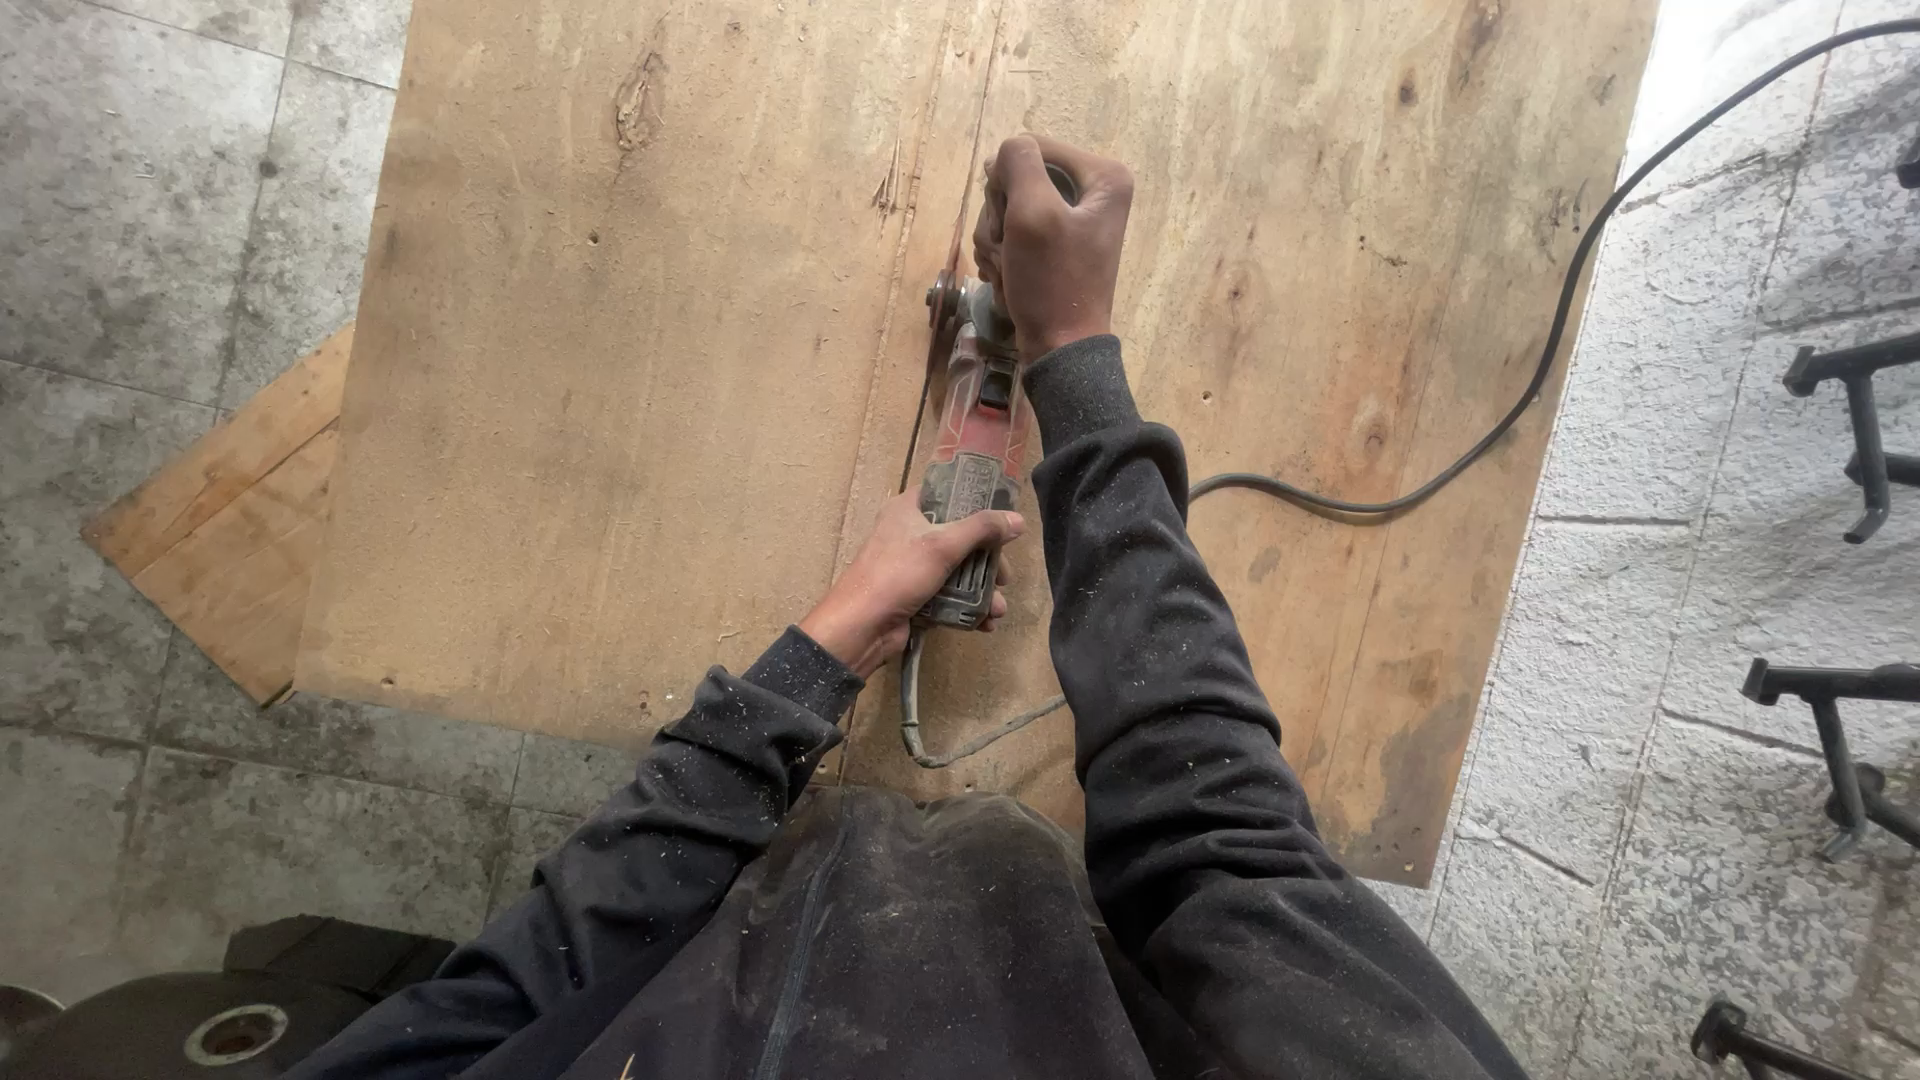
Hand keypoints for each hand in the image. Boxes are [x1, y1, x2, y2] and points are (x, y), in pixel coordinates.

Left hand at [799, 492, 1024, 677]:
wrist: (861, 627)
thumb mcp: (943, 544)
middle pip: (960, 536)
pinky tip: (985, 623)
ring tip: (998, 609)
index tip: (1002, 516)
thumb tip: (1018, 520)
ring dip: (981, 590)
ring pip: (957, 570)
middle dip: (987, 561)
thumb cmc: (898, 574)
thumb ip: (982, 529)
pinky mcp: (915, 595)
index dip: (975, 502)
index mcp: (907, 509)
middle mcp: (909, 532)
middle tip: (1004, 577)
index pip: (946, 493)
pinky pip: (949, 596)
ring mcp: (912, 566)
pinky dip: (968, 607)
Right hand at [972, 134, 1133, 361]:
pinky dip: (1002, 260)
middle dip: (1000, 218)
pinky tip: (1008, 280)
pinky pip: (1013, 238)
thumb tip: (1004, 154)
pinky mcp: (1054, 251)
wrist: (1059, 347)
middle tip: (1008, 250)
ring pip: (1008, 211)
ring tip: (1007, 271)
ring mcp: (1071, 224)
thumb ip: (1017, 163)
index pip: (1031, 148)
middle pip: (1018, 181)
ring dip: (996, 243)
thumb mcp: (1032, 212)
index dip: (1005, 180)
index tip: (1007, 220)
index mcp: (1103, 176)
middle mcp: (1092, 194)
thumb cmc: (1052, 282)